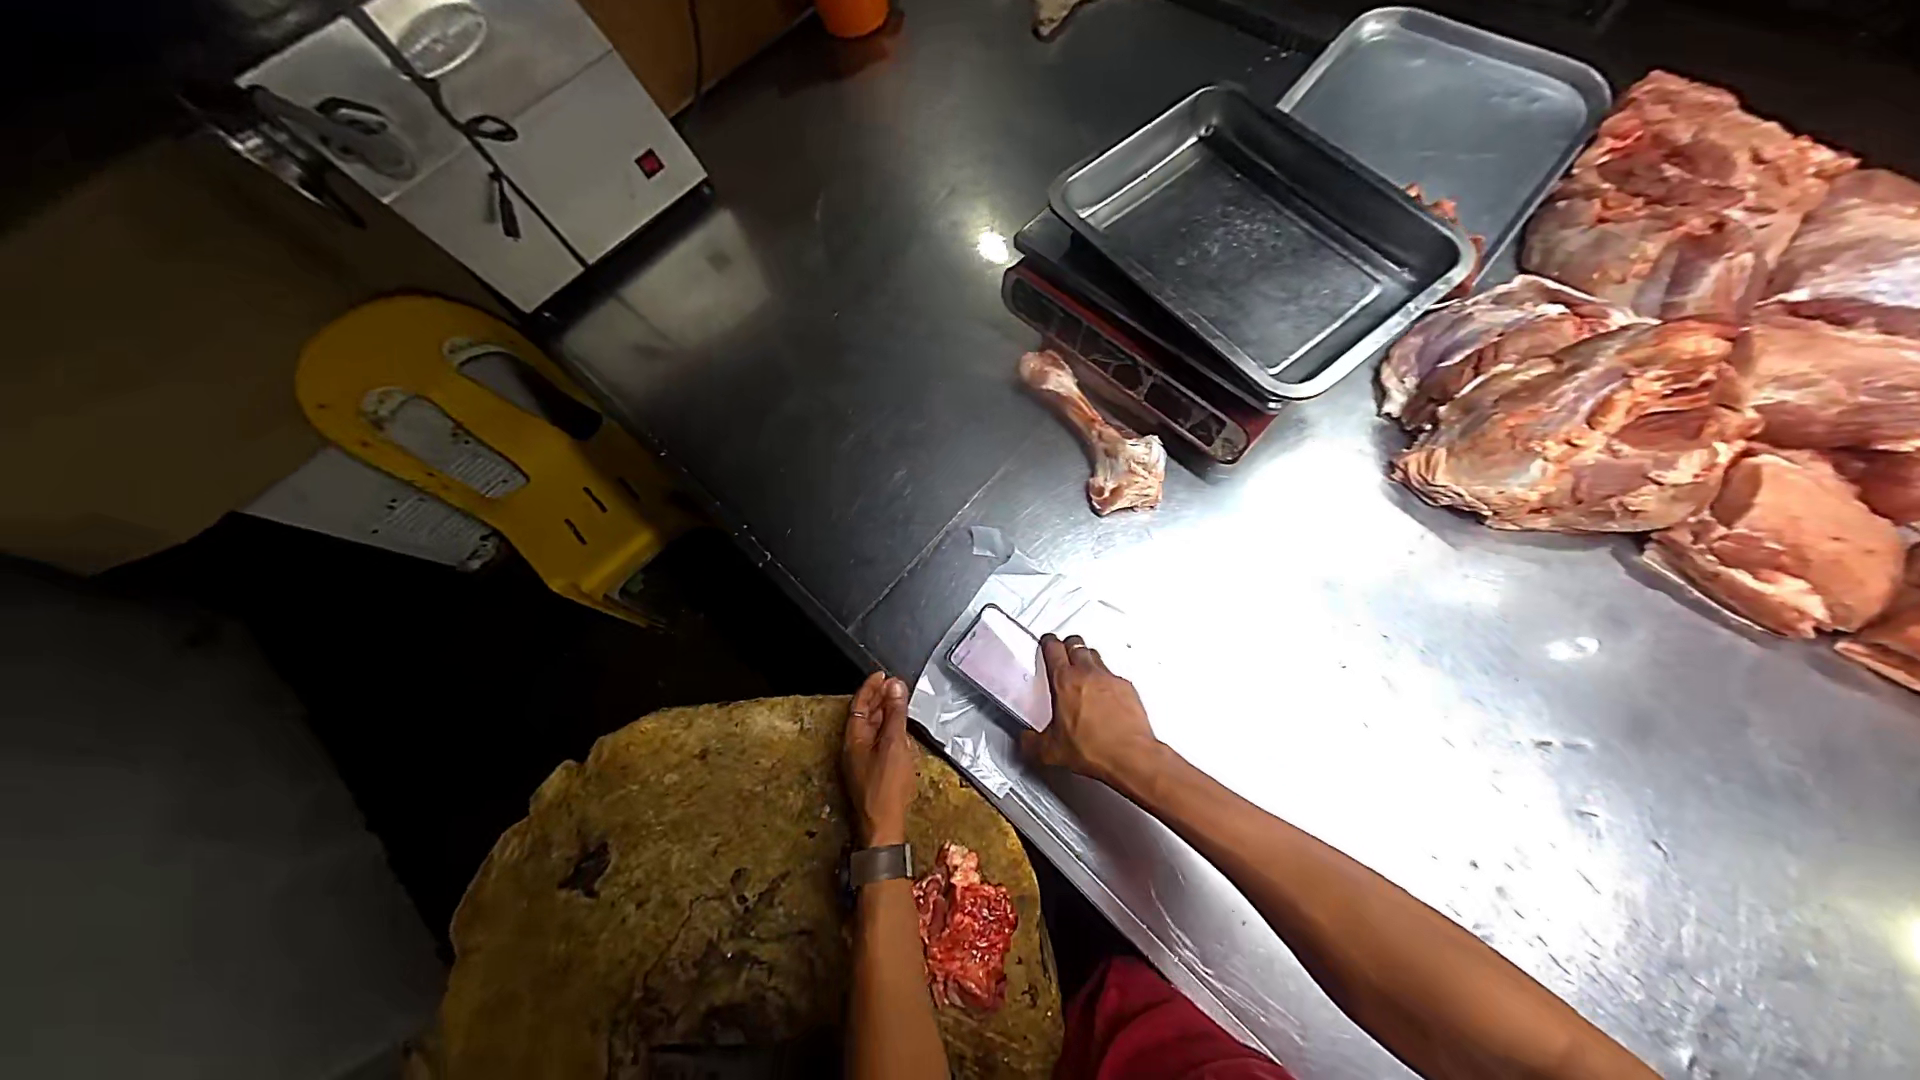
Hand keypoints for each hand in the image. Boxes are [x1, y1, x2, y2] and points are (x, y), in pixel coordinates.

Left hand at [842, 671, 914, 847]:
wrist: (883, 827)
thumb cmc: (886, 787)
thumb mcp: (894, 744)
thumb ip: (895, 714)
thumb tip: (895, 686)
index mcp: (853, 739)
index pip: (859, 704)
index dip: (871, 687)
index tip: (882, 674)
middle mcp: (853, 748)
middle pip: (864, 715)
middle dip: (879, 698)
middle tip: (895, 685)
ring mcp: (861, 761)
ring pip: (871, 729)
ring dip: (884, 713)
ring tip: (899, 702)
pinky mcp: (871, 772)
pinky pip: (877, 741)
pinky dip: (887, 729)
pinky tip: (900, 731)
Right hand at [1021, 634, 1164, 789]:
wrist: (1131, 756)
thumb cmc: (1096, 749)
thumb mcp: (1052, 750)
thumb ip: (1033, 741)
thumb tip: (1027, 741)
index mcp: (1065, 681)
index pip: (1053, 648)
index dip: (1048, 643)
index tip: (1047, 643)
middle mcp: (1088, 674)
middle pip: (1076, 645)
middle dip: (1068, 646)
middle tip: (1064, 651)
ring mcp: (1110, 679)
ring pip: (1096, 656)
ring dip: (1087, 660)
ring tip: (1083, 670)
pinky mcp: (1128, 688)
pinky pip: (1114, 675)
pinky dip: (1107, 680)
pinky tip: (1105, 694)